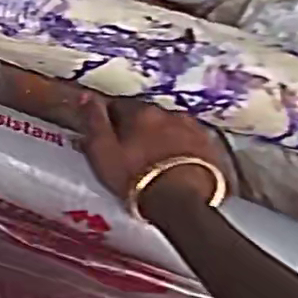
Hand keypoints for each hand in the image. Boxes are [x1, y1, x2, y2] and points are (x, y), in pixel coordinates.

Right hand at [76, 95, 229, 216]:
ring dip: (160, 136)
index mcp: (139, 112)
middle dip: (136, 127)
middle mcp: (168, 113)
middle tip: (128, 150)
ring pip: (169, 126)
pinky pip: (188, 140)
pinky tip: (173, 162)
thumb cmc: (133, 176)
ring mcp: (193, 128)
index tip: (104, 135)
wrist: (181, 201)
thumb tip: (86, 96)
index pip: (117, 106)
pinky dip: (179, 146)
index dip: (108, 120)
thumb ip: (94, 122)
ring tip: (152, 157)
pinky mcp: (211, 145)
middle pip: (146, 115)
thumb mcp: (102, 151)